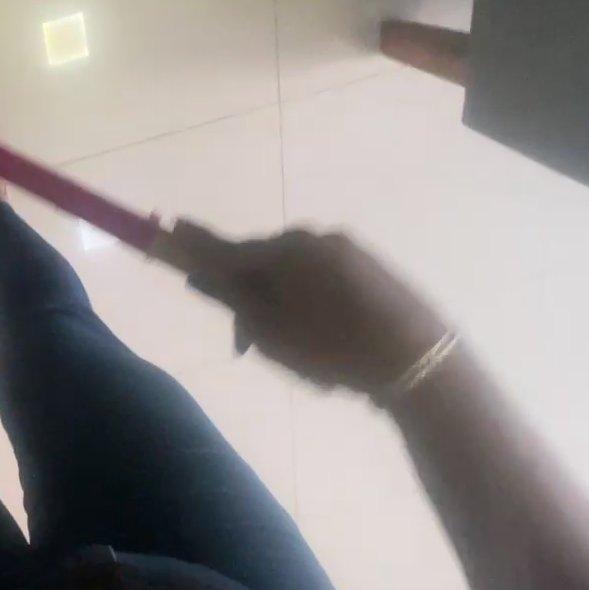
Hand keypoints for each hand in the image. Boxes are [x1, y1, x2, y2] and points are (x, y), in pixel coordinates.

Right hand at [181, 226, 448, 397]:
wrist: (418, 359)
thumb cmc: (330, 348)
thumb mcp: (269, 330)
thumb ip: (231, 297)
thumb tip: (198, 272)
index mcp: (281, 252)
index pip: (224, 248)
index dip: (194, 245)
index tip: (170, 229)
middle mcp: (308, 238)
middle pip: (258, 260)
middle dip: (245, 292)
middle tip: (245, 340)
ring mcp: (342, 247)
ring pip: (290, 269)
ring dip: (277, 297)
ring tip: (289, 343)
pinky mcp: (367, 263)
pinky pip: (319, 273)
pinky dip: (306, 295)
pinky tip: (320, 330)